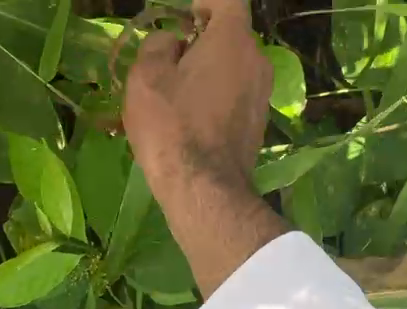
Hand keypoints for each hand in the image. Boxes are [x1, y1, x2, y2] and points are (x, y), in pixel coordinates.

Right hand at [123, 0, 269, 201]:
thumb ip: (156, 47)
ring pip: (233, 73)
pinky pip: (235, 102)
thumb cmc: (171, 130)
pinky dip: (217, 105)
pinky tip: (194, 129)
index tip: (187, 18)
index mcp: (232, 38)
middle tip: (173, 69)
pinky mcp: (258, 127)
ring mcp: (262, 95)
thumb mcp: (145, 80)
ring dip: (209, 79)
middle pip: (230, 39)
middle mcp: (256, 60)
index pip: (227, 0)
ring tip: (180, 105)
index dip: (206, 4)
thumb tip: (171, 43)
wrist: (203, 191)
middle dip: (203, 47)